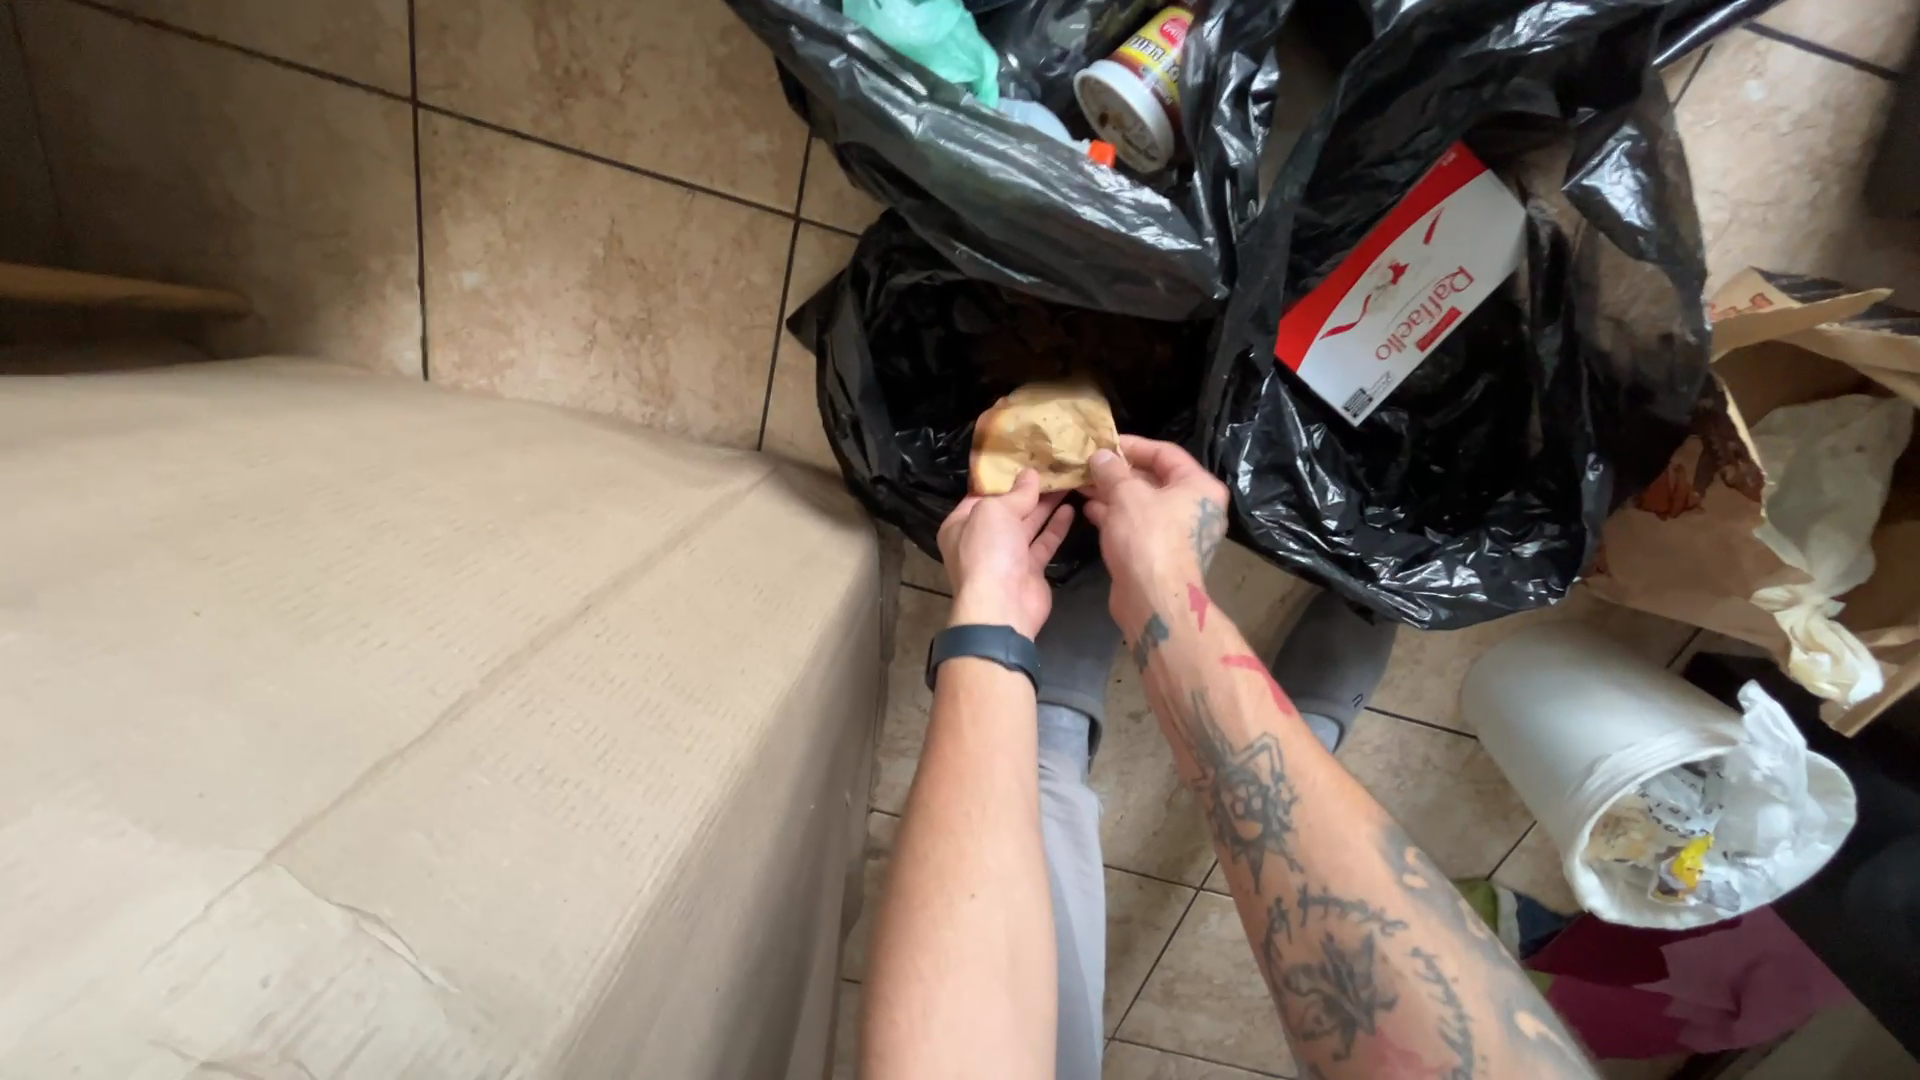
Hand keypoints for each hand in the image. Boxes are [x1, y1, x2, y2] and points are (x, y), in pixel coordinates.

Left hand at [938, 469, 1074, 639]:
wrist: (1003, 606)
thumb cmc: (988, 551)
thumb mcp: (995, 511)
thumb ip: (1015, 493)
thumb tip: (1030, 475)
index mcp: (960, 524)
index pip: (982, 495)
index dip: (1003, 478)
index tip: (1026, 460)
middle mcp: (981, 539)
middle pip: (1008, 509)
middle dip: (1028, 490)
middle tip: (1053, 467)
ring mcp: (1006, 556)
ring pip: (1028, 524)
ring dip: (1046, 505)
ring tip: (1066, 481)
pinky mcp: (1029, 569)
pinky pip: (1043, 542)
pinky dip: (1056, 526)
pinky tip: (1071, 508)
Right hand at [1082, 435, 1228, 626]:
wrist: (1153, 599)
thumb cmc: (1147, 538)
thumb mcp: (1126, 494)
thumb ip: (1112, 470)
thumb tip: (1101, 456)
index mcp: (1198, 486)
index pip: (1165, 453)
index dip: (1133, 445)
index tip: (1103, 443)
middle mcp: (1193, 507)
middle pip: (1152, 478)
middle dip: (1117, 472)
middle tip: (1088, 464)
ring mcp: (1177, 532)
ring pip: (1140, 503)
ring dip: (1111, 493)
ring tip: (1081, 484)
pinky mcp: (1158, 552)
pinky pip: (1135, 524)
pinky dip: (1114, 515)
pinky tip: (1088, 509)